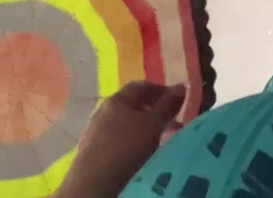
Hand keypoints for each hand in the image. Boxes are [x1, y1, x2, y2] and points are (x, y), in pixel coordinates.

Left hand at [54, 81, 186, 197]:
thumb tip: (181, 86)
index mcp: (117, 99)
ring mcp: (94, 132)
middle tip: (169, 122)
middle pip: (132, 105)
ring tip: (156, 141)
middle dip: (153, 111)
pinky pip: (115, 139)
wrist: (91, 187)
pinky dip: (129, 142)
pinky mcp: (90, 152)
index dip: (161, 90)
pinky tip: (137, 155)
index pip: (142, 86)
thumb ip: (168, 105)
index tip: (176, 101)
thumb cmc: (125, 149)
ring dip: (142, 128)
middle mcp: (103, 110)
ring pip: (124, 123)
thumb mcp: (154, 125)